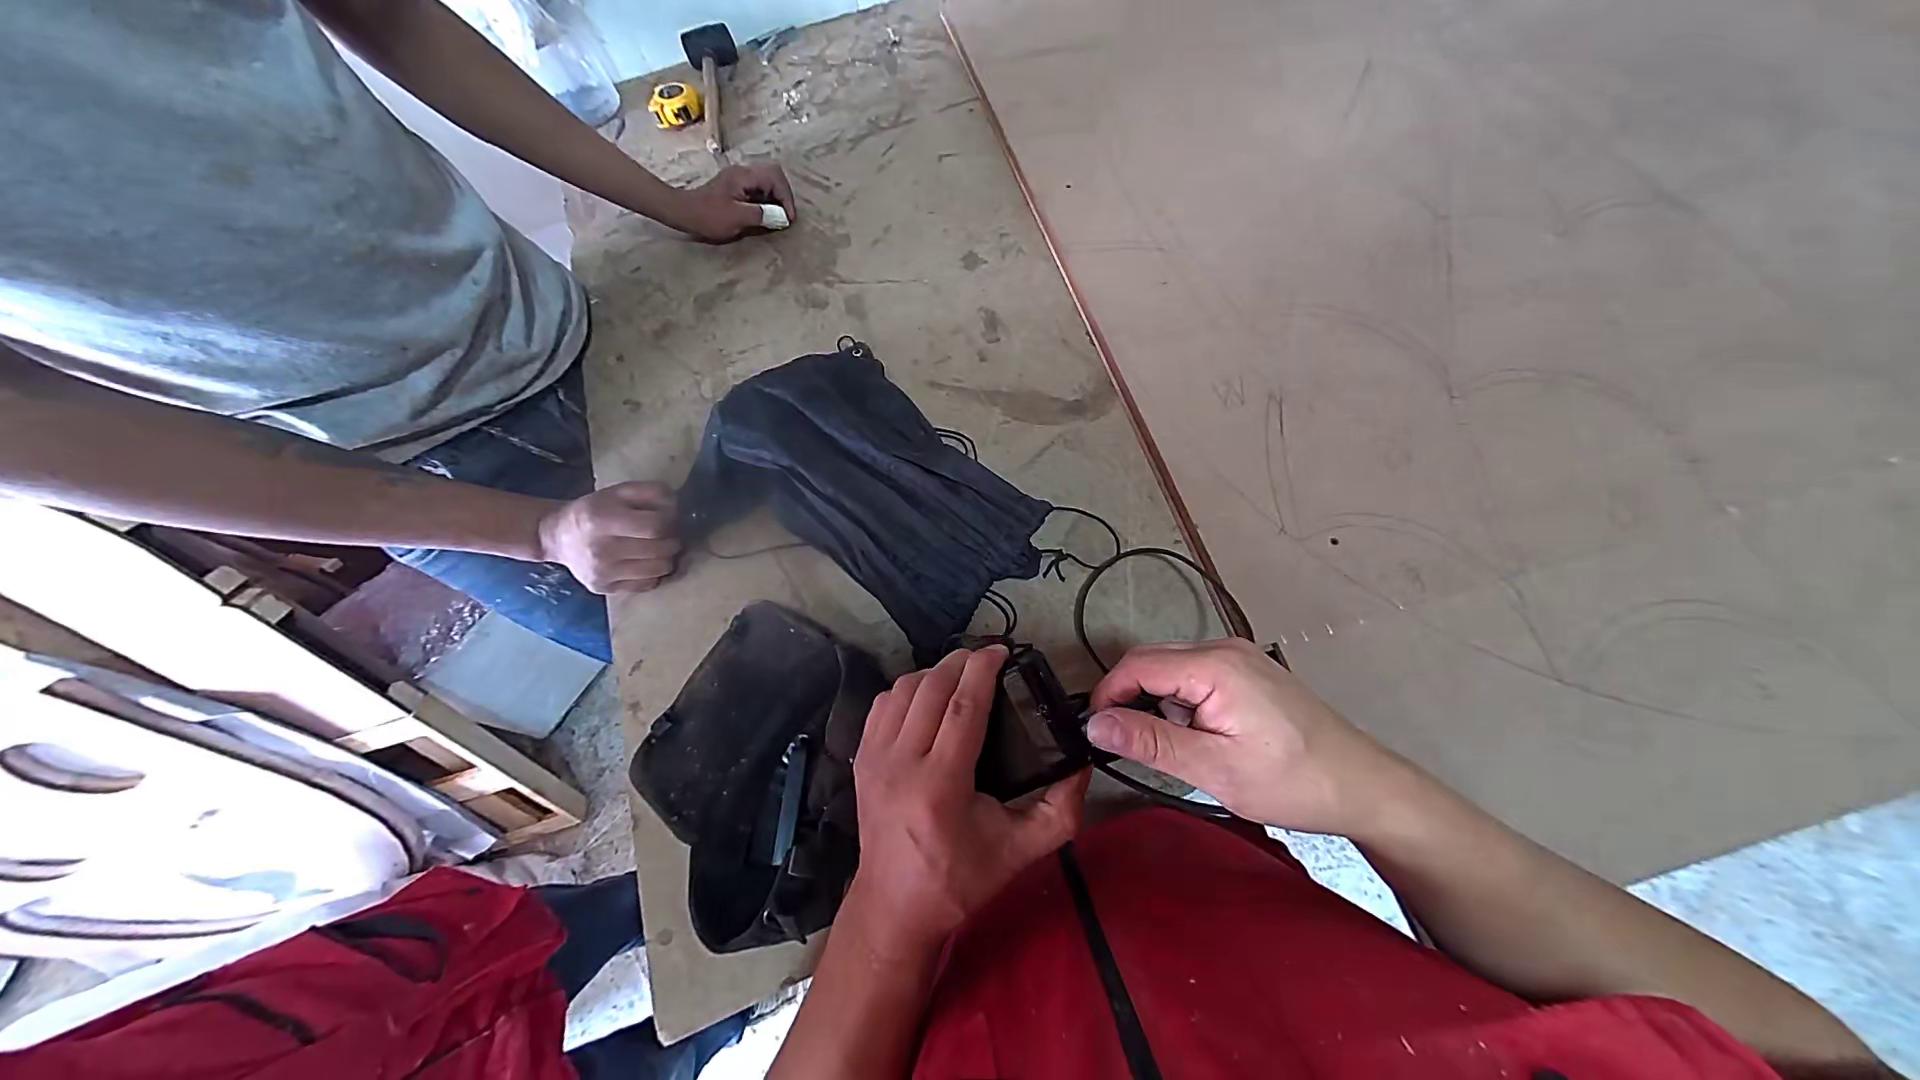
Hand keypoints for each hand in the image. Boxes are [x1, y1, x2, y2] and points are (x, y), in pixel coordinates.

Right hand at [534, 481, 680, 592]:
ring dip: (667, 558)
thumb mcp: (620, 492)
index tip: (667, 519)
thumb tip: (678, 506)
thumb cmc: (596, 510)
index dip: (670, 522)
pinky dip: (654, 573)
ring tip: (658, 548)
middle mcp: (600, 549)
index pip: (655, 527)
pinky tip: (646, 562)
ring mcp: (602, 572)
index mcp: (601, 519)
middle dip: (672, 540)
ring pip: (659, 569)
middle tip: (666, 535)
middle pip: (661, 549)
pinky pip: (648, 584)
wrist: (559, 537)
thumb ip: (652, 492)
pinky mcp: (604, 588)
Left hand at [664, 163, 797, 242]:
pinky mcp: (736, 188)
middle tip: (785, 216)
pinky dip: (767, 201)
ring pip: (767, 182)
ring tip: (777, 218)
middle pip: (773, 175)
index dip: (786, 197)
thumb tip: (782, 217)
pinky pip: (758, 190)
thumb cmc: (708, 215)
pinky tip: (765, 215)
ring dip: (776, 199)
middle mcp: (743, 173)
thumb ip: (762, 215)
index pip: (775, 177)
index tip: (788, 217)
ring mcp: (739, 179)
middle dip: (783, 195)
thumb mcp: (737, 218)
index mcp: (744, 176)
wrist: (684, 213)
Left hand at [848, 646, 1088, 953]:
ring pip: (903, 689)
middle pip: (931, 687)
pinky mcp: (860, 759)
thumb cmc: (960, 880)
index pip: (963, 706)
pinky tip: (928, 697)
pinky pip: (882, 704)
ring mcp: (874, 759)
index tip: (1001, 651)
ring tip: (960, 675)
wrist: (895, 905)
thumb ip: (1060, 809)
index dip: (983, 669)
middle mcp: (901, 763)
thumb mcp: (1021, 850)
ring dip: (934, 673)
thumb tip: (1081, 762)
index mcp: (941, 785)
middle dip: (961, 661)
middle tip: (987, 659)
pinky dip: (907, 689)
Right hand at [1087, 639, 1400, 833]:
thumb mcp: (1213, 769)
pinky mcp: (1247, 671)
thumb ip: (1149, 742)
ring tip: (1177, 745)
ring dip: (1157, 701)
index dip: (1107, 696)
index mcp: (1216, 667)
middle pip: (1150, 660)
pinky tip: (1201, 734)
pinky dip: (1181, 700)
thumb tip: (1098, 725)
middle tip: (1128, 742)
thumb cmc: (1297, 780)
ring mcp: (1239, 658)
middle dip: (1129, 698)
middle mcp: (1226, 650)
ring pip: (1170, 667)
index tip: (1098, 730)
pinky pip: (1194, 674)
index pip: (1136, 665)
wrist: (1363, 787)